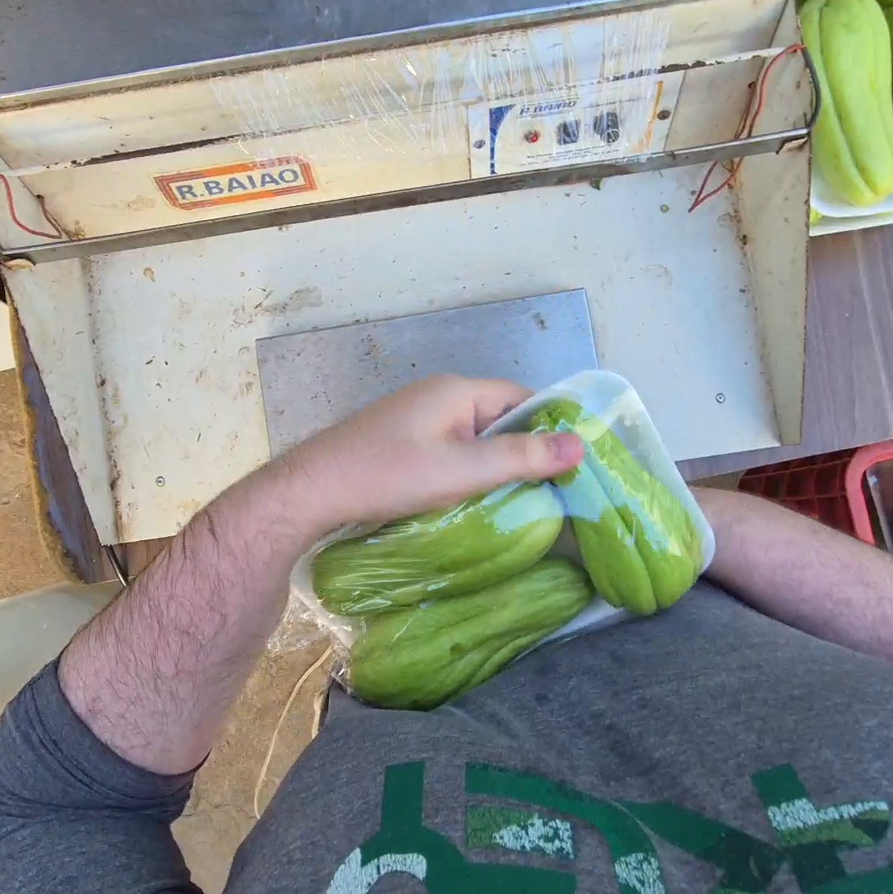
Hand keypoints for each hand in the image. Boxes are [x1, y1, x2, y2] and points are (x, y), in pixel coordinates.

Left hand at [273, 375, 585, 532]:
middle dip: (522, 452)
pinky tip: (471, 500)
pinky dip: (467, 472)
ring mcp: (418, 419)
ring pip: (475, 439)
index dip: (550, 428)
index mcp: (457, 391)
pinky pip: (451, 451)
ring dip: (494, 466)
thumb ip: (520, 458)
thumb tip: (580, 446)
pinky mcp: (403, 443)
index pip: (523, 398)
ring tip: (515, 502)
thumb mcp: (462, 470)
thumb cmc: (389, 476)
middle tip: (548, 493)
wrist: (312, 492)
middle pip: (499, 419)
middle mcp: (439, 397)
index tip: (571, 467)